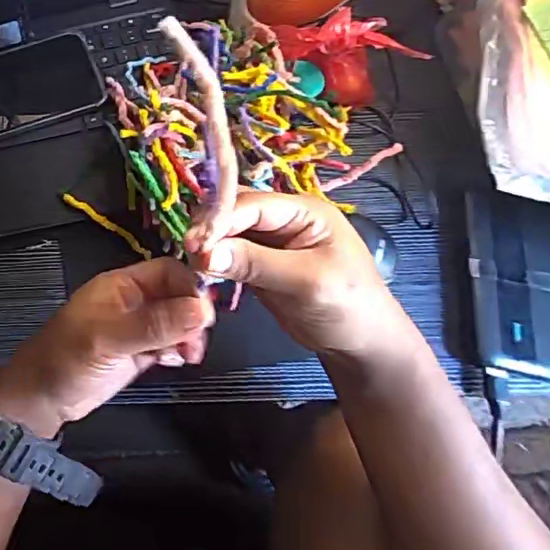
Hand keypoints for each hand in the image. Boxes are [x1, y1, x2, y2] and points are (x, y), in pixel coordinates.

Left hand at [0, 258, 212, 437]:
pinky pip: (171, 343)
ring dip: (189, 336)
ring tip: (186, 356)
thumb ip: (155, 324)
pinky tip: (173, 362)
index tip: (206, 312)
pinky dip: (178, 351)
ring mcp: (137, 327)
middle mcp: (133, 301)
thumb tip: (202, 309)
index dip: (190, 286)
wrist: (42, 399)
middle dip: (193, 316)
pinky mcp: (140, 351)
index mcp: (121, 285)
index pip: (168, 271)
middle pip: (178, 296)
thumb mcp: (109, 338)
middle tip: (196, 341)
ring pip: (179, 322)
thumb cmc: (66, 358)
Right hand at [189, 190, 407, 357]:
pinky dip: (211, 259)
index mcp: (302, 210)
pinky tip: (201, 271)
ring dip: (207, 244)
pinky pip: (225, 251)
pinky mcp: (255, 260)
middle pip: (232, 209)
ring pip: (224, 229)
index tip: (191, 243)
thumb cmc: (349, 308)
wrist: (361, 345)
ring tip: (193, 264)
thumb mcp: (306, 282)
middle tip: (188, 253)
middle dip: (208, 228)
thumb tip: (204, 253)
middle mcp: (281, 217)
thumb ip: (254, 263)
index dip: (218, 219)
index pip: (249, 203)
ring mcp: (268, 239)